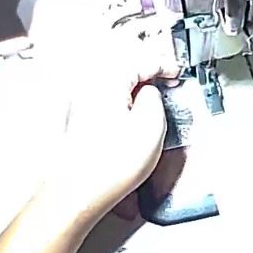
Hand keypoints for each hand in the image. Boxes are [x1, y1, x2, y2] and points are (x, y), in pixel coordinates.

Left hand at [36, 18, 173, 221]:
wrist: (77, 192)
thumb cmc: (108, 165)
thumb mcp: (151, 125)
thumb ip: (155, 98)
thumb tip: (150, 93)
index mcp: (106, 80)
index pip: (141, 60)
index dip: (164, 65)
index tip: (175, 72)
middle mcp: (87, 87)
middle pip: (123, 68)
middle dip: (147, 74)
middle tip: (166, 83)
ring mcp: (78, 103)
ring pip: (113, 84)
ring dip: (133, 89)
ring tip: (151, 104)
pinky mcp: (76, 121)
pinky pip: (104, 101)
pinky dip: (121, 103)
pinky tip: (130, 120)